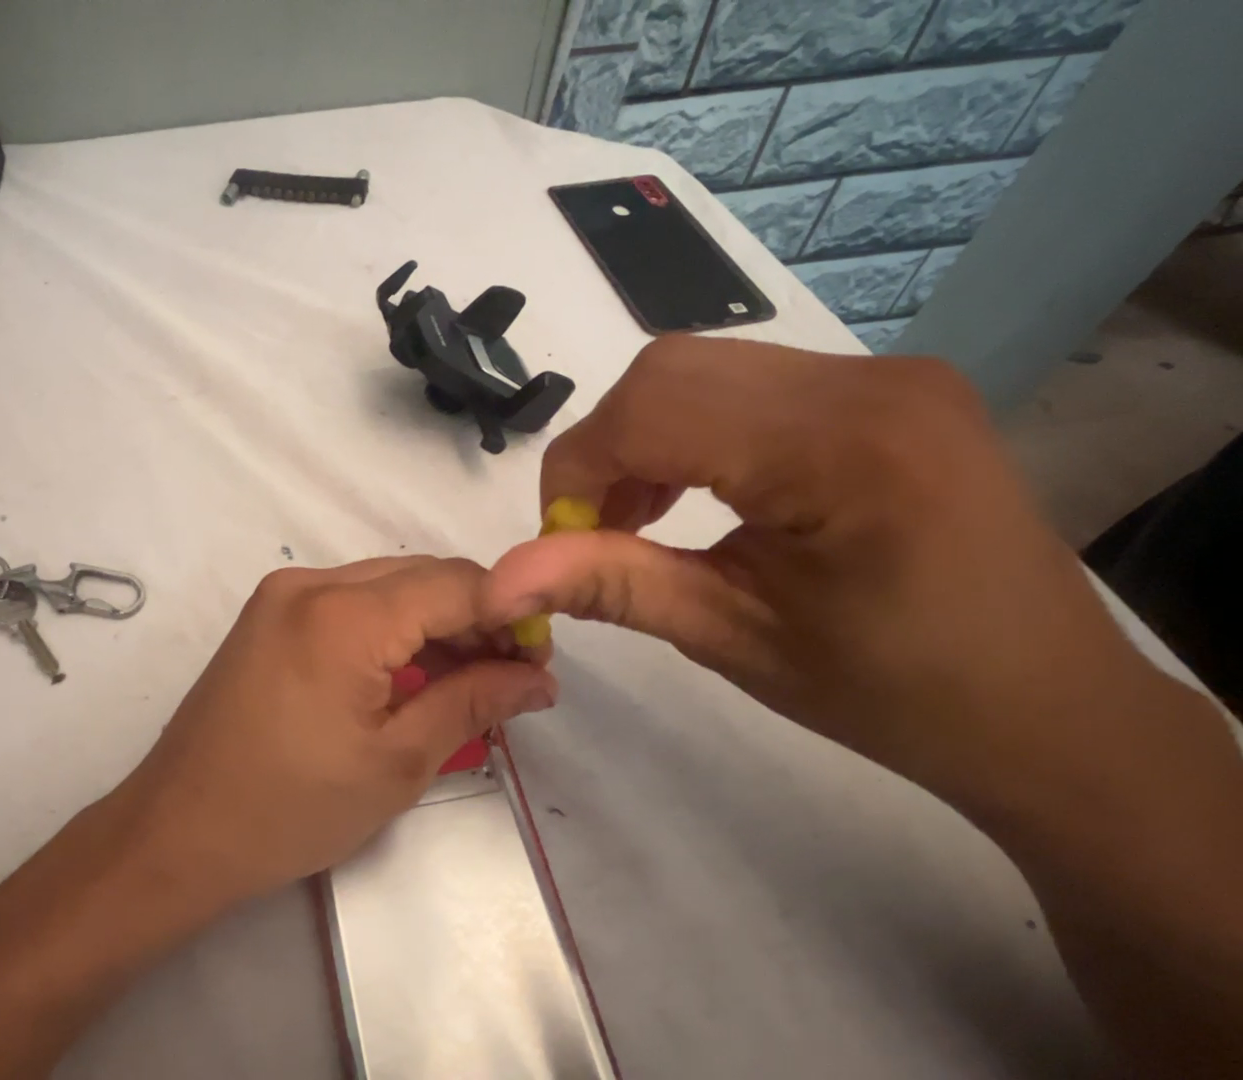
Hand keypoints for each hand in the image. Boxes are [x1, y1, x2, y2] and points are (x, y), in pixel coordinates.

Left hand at [117, 556, 556, 903]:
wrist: (178, 831)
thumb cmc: (291, 808)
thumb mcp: (397, 762)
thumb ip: (473, 703)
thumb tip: (537, 678)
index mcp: (345, 614)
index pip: (458, 583)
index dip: (511, 616)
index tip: (540, 666)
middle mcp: (310, 583)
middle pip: (422, 576)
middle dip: (476, 618)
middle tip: (510, 680)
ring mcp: (281, 595)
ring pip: (386, 585)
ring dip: (434, 623)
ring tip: (468, 683)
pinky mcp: (267, 616)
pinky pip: (349, 602)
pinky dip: (390, 628)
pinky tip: (412, 675)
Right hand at [480, 337, 1242, 1076]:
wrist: (1046, 708)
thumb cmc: (892, 692)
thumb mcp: (734, 640)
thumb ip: (612, 587)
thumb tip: (497, 580)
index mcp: (841, 449)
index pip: (651, 411)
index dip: (576, 469)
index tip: (559, 541)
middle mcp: (870, 382)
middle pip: (671, 369)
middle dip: (607, 448)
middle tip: (597, 531)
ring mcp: (889, 374)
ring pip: (705, 367)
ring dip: (647, 435)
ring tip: (644, 518)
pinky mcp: (891, 387)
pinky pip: (753, 382)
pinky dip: (697, 429)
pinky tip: (704, 492)